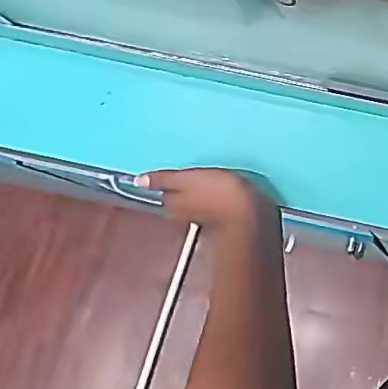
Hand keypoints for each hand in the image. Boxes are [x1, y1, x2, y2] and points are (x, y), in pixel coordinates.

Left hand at [138, 168, 278, 238]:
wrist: (250, 214)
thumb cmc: (216, 192)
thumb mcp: (186, 179)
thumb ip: (163, 179)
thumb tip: (137, 181)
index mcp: (171, 204)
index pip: (162, 191)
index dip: (168, 180)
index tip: (177, 171)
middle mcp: (182, 214)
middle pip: (177, 197)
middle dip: (182, 187)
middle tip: (192, 171)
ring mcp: (201, 217)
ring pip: (193, 200)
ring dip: (197, 191)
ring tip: (207, 178)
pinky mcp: (220, 218)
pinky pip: (209, 203)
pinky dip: (212, 196)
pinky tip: (220, 189)